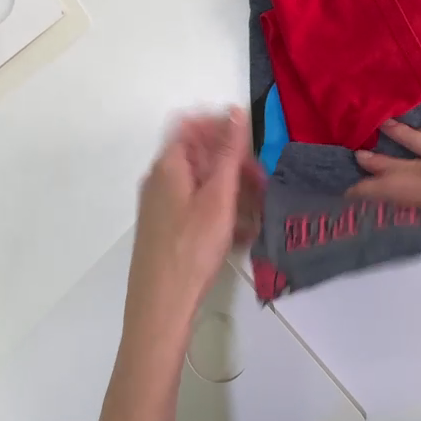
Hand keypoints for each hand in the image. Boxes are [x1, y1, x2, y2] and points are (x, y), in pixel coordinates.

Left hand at [124, 109, 263, 337]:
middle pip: (198, 154)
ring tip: (257, 212)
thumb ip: (229, 152)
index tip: (250, 143)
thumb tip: (235, 110)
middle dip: (232, 162)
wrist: (160, 310)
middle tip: (261, 183)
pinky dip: (219, 211)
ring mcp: (160, 206)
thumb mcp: (219, 197)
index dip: (220, 125)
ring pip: (200, 183)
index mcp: (168, 165)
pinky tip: (241, 233)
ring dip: (230, 190)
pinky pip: (195, 206)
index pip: (191, 124)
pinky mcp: (165, 230)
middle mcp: (159, 179)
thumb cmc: (192, 249)